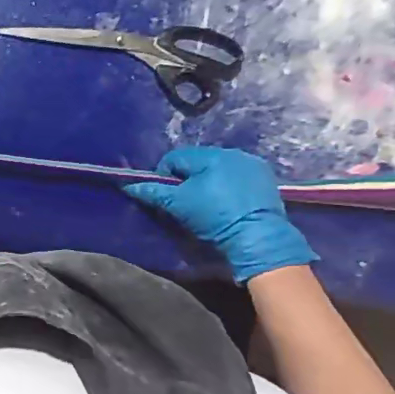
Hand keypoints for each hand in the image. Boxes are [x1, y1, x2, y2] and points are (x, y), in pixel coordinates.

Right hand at [123, 146, 316, 282]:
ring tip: (206, 205)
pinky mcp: (266, 180)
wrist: (258, 240)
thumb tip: (128, 185)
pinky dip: (227, 187)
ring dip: (207, 182)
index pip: (174, 158)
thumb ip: (152, 192)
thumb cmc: (214, 218)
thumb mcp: (178, 205)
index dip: (164, 177)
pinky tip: (227, 205)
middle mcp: (233, 153)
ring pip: (217, 169)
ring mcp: (253, 166)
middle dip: (186, 180)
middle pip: (196, 163)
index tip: (166, 198)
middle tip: (184, 203)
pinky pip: (237, 177)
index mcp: (210, 155)